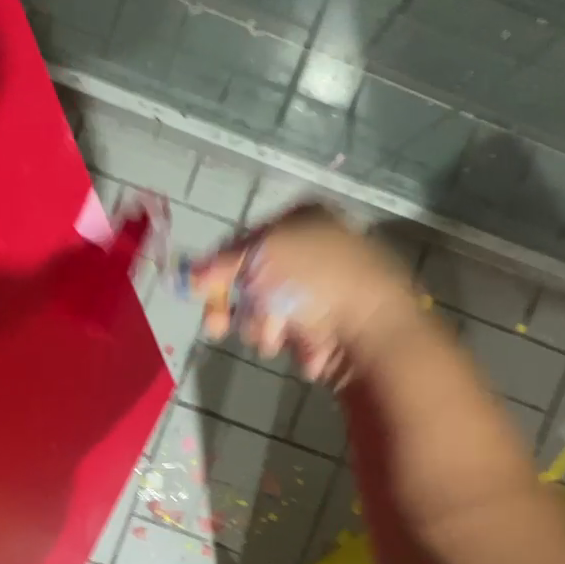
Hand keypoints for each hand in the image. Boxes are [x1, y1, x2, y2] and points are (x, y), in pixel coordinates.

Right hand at [188, 204, 425, 384]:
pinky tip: (300, 345)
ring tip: (279, 335)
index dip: (218, 268)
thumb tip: (191, 275)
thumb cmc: (319, 278)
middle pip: (252, 279)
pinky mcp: (328, 324)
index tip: (197, 295)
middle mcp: (313, 248)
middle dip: (239, 306)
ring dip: (263, 327)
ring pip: (267, 311)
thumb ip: (222, 263)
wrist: (372, 325)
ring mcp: (321, 288)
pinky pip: (290, 334)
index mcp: (303, 218)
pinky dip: (289, 342)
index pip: (246, 240)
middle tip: (218, 328)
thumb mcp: (263, 255)